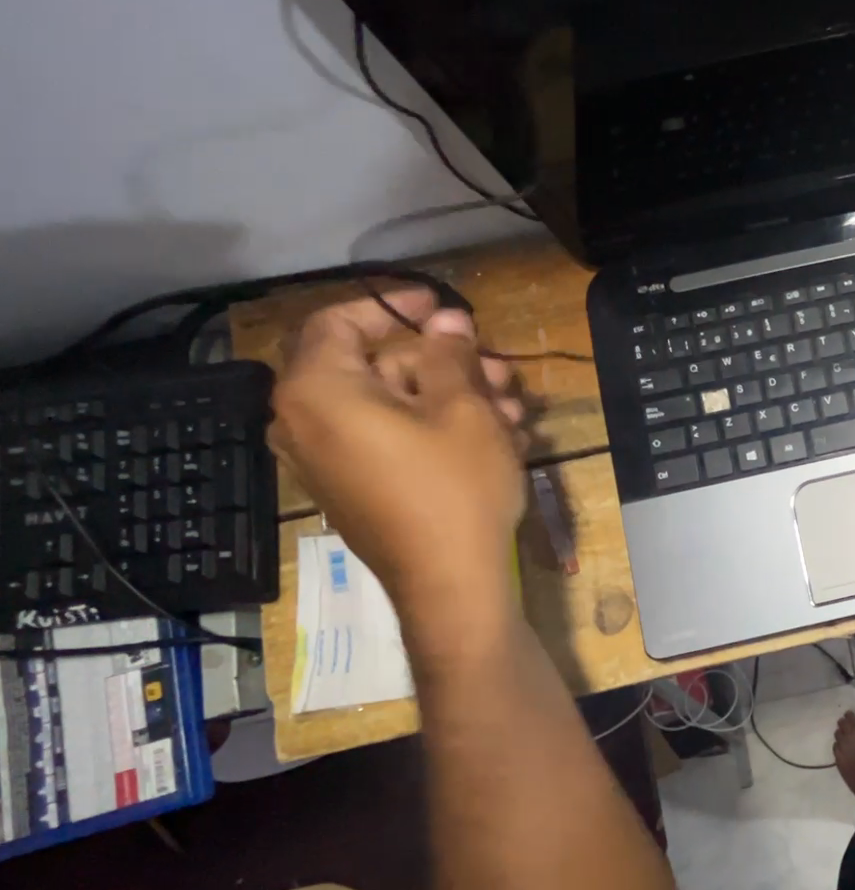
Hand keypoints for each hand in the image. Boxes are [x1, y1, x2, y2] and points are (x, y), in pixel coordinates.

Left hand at [270, 287, 528, 614]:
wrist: (451, 582)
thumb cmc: (457, 487)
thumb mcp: (464, 410)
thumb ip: (450, 355)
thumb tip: (446, 322)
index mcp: (319, 391)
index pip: (339, 322)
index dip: (394, 306)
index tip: (445, 306)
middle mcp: (305, 421)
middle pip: (374, 367)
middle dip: (444, 363)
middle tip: (501, 369)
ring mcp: (328, 460)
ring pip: (392, 406)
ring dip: (453, 398)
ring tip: (513, 411)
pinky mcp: (356, 489)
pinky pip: (389, 439)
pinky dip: (436, 429)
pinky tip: (495, 440)